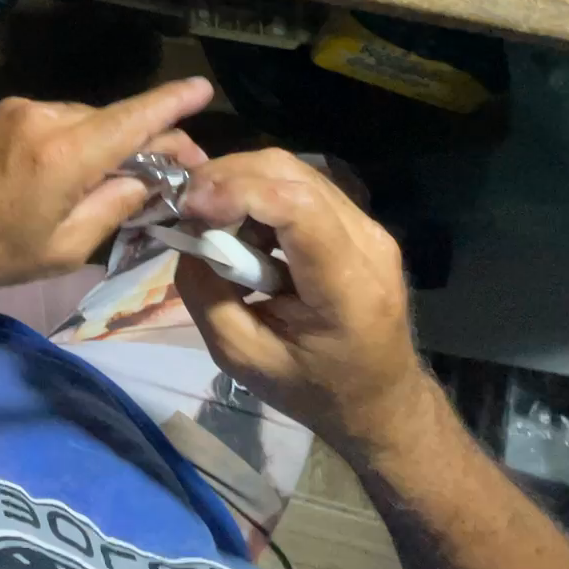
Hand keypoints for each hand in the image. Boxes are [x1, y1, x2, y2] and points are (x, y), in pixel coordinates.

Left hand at [0, 79, 213, 299]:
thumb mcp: (65, 247)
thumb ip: (114, 205)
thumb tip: (148, 178)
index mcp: (63, 153)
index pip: (131, 118)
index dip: (171, 102)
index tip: (202, 88)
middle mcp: (42, 117)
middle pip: (110, 119)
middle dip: (144, 139)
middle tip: (171, 168)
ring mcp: (16, 110)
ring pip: (81, 118)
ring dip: (104, 140)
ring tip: (116, 175)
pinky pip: (52, 119)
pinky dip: (73, 137)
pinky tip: (72, 167)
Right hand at [168, 149, 434, 460]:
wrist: (381, 401)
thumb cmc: (312, 388)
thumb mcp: (241, 357)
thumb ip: (205, 295)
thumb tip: (186, 237)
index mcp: (347, 288)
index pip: (297, 207)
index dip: (236, 192)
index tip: (190, 209)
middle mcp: (367, 244)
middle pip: (288, 173)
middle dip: (225, 177)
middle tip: (187, 206)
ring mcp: (368, 227)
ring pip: (289, 168)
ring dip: (238, 181)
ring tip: (208, 215)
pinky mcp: (356, 221)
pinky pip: (296, 182)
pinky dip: (255, 189)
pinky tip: (238, 221)